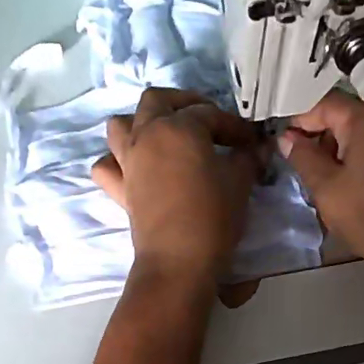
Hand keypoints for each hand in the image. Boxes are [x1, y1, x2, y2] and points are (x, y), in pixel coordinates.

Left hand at [93, 88, 261, 282]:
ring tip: (165, 136)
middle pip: (158, 101)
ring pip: (122, 125)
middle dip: (183, 105)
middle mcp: (147, 136)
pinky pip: (107, 166)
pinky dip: (115, 161)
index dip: (233, 125)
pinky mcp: (120, 190)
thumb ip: (247, 158)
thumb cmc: (212, 217)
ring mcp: (128, 162)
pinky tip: (134, 167)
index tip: (250, 140)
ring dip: (141, 123)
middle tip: (207, 122)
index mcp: (178, 128)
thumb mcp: (239, 183)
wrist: (178, 262)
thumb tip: (256, 149)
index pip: (210, 114)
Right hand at [280, 89, 363, 272]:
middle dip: (316, 133)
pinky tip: (340, 179)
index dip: (299, 118)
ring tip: (316, 175)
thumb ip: (302, 156)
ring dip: (332, 145)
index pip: (325, 102)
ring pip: (355, 129)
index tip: (281, 140)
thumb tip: (287, 138)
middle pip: (342, 113)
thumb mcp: (324, 186)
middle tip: (296, 160)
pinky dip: (350, 153)